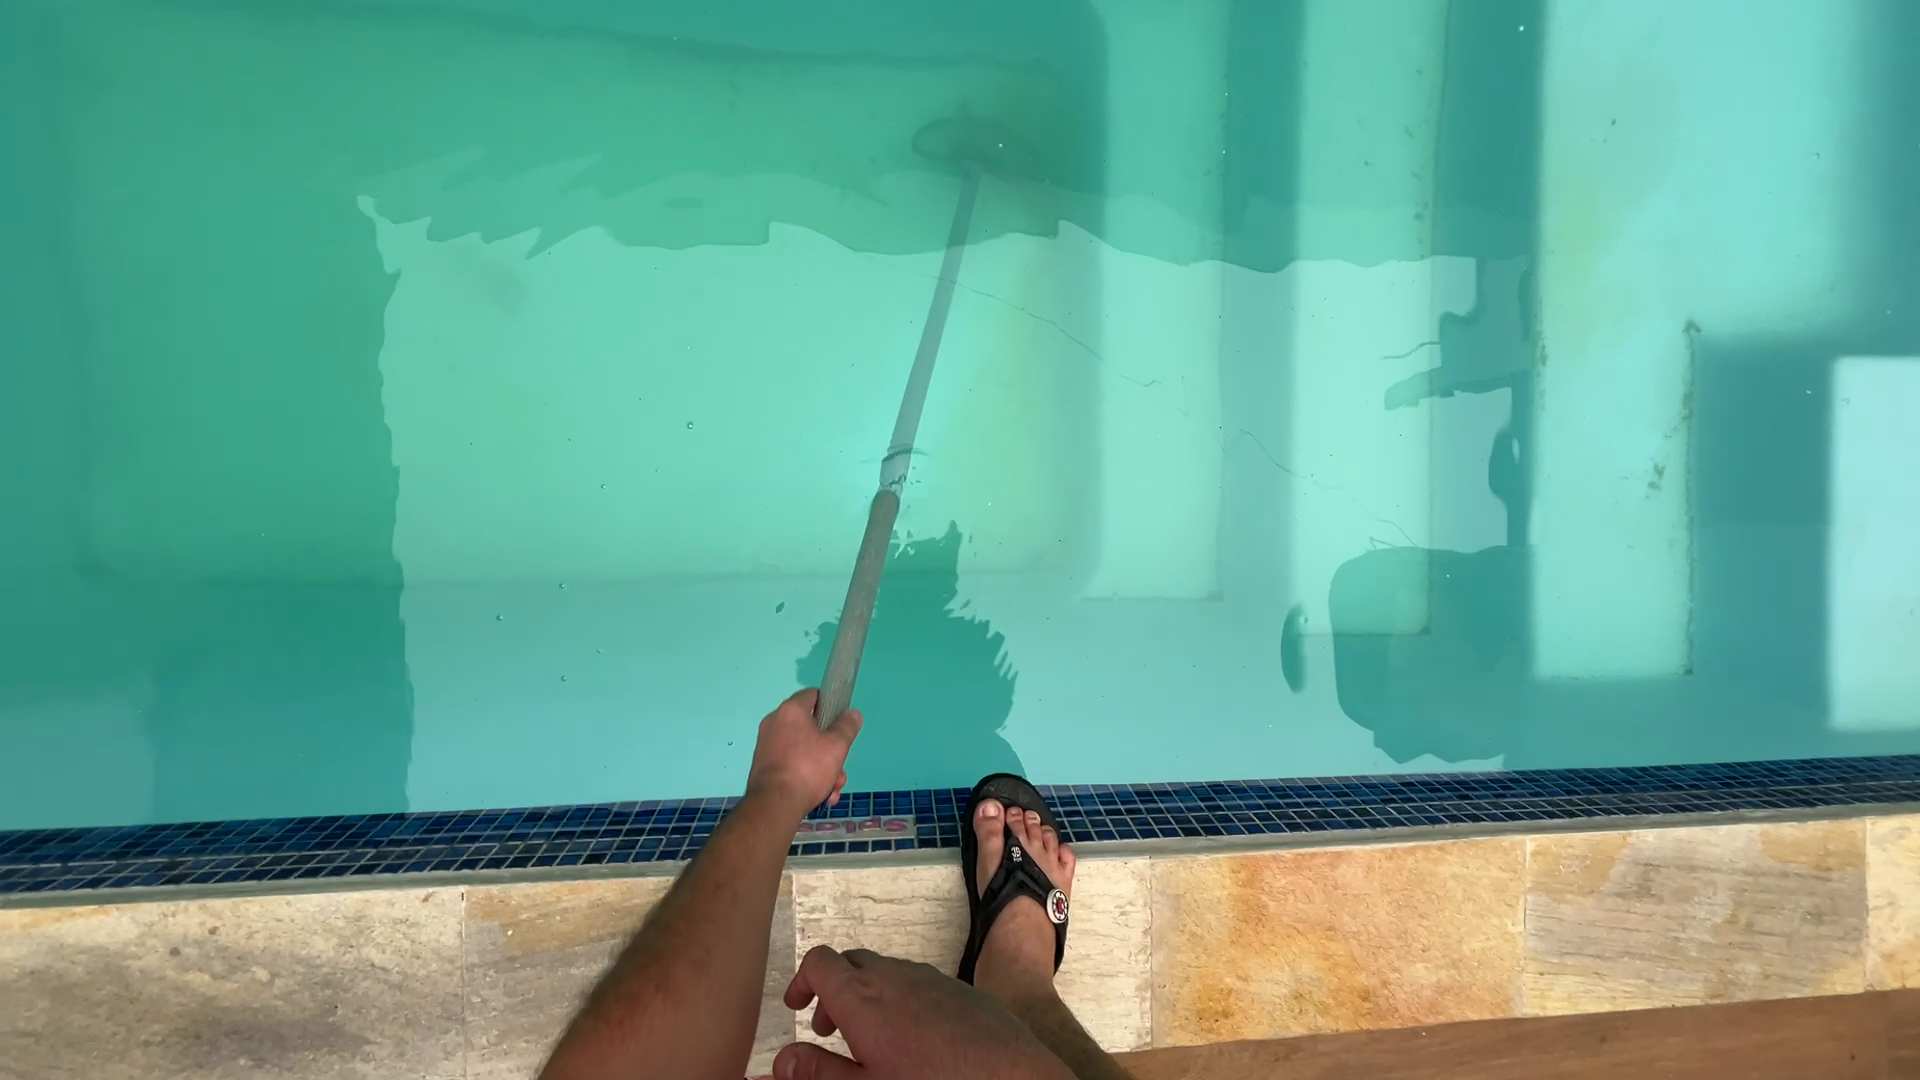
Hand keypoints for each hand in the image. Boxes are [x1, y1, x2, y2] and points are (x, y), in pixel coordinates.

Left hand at [746, 689, 861, 816]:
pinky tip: (821, 797)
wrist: (774, 805)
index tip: (841, 723)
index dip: (830, 705)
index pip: (813, 695)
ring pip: (804, 751)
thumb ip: (847, 725)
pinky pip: (792, 765)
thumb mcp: (837, 745)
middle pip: (811, 729)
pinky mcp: (764, 768)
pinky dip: (807, 777)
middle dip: (831, 750)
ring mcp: (767, 746)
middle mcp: (774, 724)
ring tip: (833, 789)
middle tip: (840, 766)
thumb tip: (852, 713)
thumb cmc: (808, 768)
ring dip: (823, 769)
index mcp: (790, 711)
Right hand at [773, 948, 1073, 1079]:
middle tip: (827, 1030)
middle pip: (851, 962)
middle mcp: (893, 975)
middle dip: (832, 988)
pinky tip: (911, 1040)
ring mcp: (928, 977)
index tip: (795, 1008)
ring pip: (885, 971)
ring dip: (866, 994)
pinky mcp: (957, 988)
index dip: (802, 980)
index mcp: (862, 997)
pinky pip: (916, 981)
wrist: (1008, 1077)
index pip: (820, 961)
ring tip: (867, 1040)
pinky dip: (899, 998)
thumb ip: (820, 1073)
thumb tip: (781, 1059)